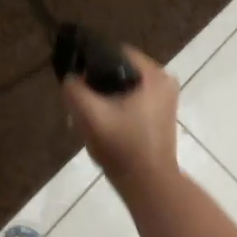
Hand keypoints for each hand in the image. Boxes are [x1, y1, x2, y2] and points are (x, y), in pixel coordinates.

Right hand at [61, 47, 179, 187]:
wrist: (149, 184)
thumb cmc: (122, 147)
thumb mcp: (90, 115)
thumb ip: (74, 89)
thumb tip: (71, 77)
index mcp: (153, 75)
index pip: (115, 51)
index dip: (92, 62)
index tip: (78, 80)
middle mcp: (164, 81)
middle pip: (121, 68)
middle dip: (99, 81)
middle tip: (82, 99)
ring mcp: (166, 99)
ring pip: (126, 84)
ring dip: (108, 94)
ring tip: (92, 112)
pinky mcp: (162, 114)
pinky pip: (134, 98)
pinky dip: (119, 104)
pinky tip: (106, 121)